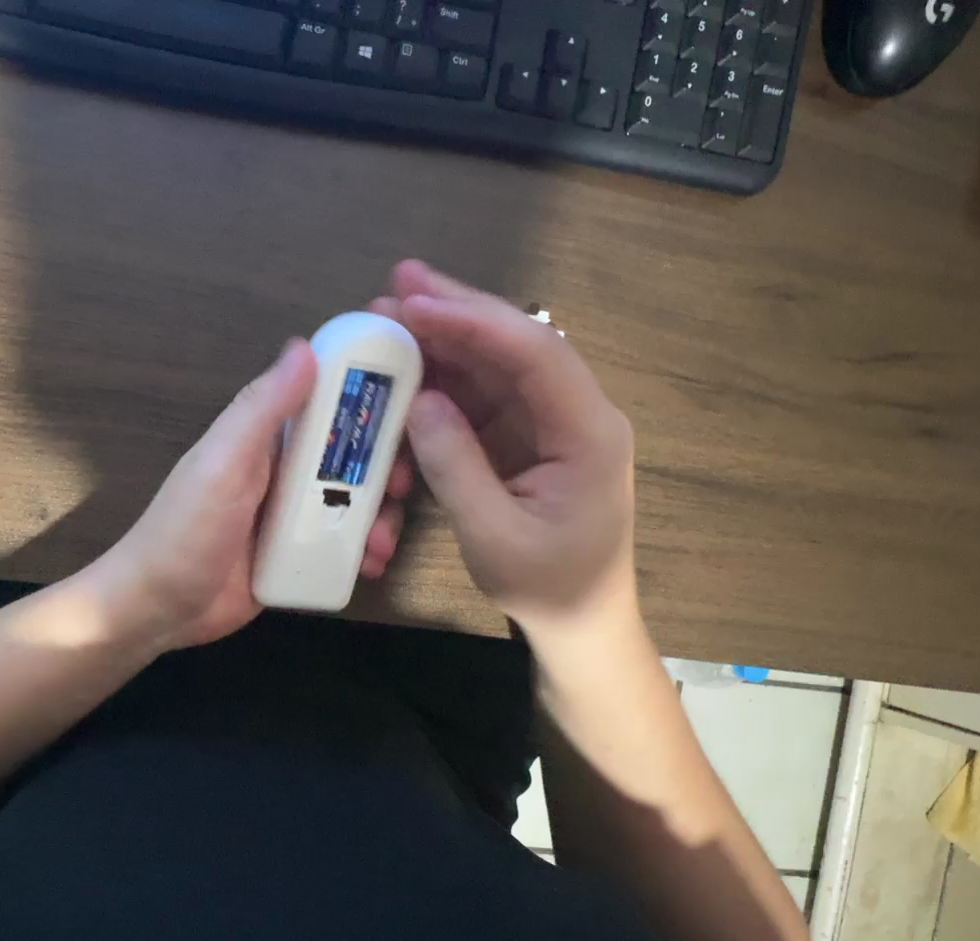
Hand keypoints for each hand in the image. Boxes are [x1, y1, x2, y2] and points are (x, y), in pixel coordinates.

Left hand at [88, 337, 414, 649]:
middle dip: (385, 469)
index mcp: (265, 440)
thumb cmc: (184, 530)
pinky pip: (343, 547)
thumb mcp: (222, 464)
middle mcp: (284, 474)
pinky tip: (371, 566)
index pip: (326, 406)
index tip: (411, 408)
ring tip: (381, 541)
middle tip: (403, 486)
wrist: (158, 609)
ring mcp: (293, 519)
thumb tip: (304, 347)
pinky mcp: (298, 558)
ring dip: (380, 517)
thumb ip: (261, 410)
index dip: (368, 403)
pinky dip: (363, 552)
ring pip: (355, 504)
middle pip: (352, 458)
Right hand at [392, 260, 637, 633]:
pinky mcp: (524, 439)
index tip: (415, 306)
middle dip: (457, 310)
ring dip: (444, 338)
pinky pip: (481, 398)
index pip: (534, 355)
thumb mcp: (494, 536)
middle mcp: (573, 413)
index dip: (473, 323)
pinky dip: (442, 380)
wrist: (581, 622)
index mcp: (587, 433)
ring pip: (494, 364)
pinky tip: (410, 364)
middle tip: (400, 279)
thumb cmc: (548, 587)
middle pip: (514, 344)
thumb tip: (419, 402)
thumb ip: (456, 467)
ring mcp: (547, 424)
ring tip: (392, 313)